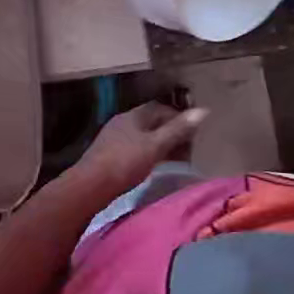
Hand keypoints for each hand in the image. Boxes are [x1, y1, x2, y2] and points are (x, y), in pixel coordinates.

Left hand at [76, 102, 207, 191]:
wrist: (90, 184)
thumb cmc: (125, 162)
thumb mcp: (156, 146)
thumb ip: (178, 129)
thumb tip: (203, 110)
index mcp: (134, 115)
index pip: (161, 108)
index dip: (179, 118)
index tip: (194, 134)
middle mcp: (123, 121)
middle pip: (152, 122)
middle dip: (171, 132)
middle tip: (188, 149)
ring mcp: (114, 136)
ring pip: (143, 135)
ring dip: (160, 144)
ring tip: (176, 159)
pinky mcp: (109, 152)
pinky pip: (135, 147)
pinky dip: (148, 152)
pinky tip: (153, 165)